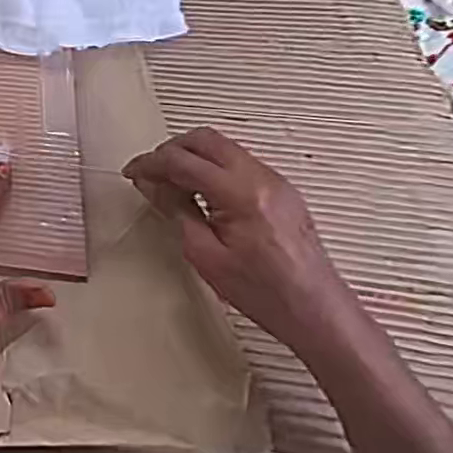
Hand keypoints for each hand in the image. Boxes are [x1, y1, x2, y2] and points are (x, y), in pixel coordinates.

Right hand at [124, 127, 355, 350]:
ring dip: (191, 156)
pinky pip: (238, 160)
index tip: (134, 172)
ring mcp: (275, 180)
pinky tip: (200, 191)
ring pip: (221, 146)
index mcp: (241, 193)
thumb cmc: (269, 295)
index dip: (151, 163)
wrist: (318, 313)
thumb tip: (153, 185)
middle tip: (150, 172)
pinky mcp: (281, 189)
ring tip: (172, 184)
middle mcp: (261, 178)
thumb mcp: (206, 256)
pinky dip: (212, 166)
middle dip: (170, 150)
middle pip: (204, 139)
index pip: (183, 160)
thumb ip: (176, 210)